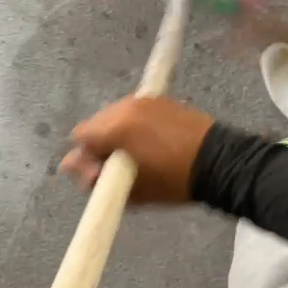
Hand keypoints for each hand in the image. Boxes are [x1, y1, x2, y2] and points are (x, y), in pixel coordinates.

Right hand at [58, 96, 214, 203]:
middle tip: (117, 166)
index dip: (86, 157)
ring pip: (114, 116)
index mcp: (115, 127)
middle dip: (100, 144)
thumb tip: (68, 165)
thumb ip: (95, 177)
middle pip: (96, 123)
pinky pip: (133, 111)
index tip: (101, 172)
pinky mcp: (159, 100)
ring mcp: (143, 101)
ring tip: (136, 154)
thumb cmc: (173, 180)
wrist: (219, 161)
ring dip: (117, 133)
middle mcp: (125, 107)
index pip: (80, 136)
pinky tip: (149, 142)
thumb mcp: (131, 187)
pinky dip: (133, 125)